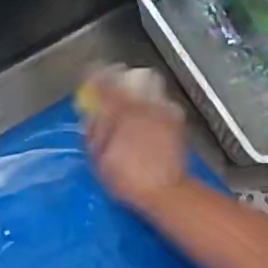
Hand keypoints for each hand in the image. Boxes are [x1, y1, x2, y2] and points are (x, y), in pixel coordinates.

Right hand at [81, 65, 190, 211]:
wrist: (165, 191)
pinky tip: (151, 120)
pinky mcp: (177, 120)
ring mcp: (163, 111)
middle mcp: (143, 105)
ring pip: (150, 87)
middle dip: (121, 80)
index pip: (105, 85)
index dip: (96, 77)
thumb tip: (90, 120)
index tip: (91, 76)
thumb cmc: (128, 180)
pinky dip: (154, 106)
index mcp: (120, 113)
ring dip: (139, 91)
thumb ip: (93, 135)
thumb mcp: (100, 160)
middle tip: (113, 89)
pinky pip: (163, 104)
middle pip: (131, 78)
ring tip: (133, 103)